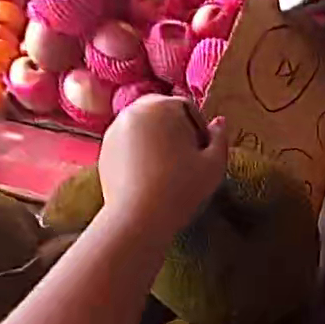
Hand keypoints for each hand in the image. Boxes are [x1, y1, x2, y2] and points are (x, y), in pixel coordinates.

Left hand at [97, 94, 228, 237]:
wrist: (138, 218)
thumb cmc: (181, 189)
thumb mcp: (214, 165)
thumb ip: (220, 138)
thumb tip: (220, 121)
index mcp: (163, 106)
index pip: (189, 109)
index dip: (200, 132)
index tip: (202, 156)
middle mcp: (135, 110)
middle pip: (163, 113)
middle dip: (176, 132)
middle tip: (185, 162)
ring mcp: (115, 129)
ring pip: (144, 128)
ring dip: (157, 141)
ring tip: (166, 171)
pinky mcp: (104, 149)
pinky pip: (129, 143)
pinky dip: (139, 153)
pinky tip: (148, 177)